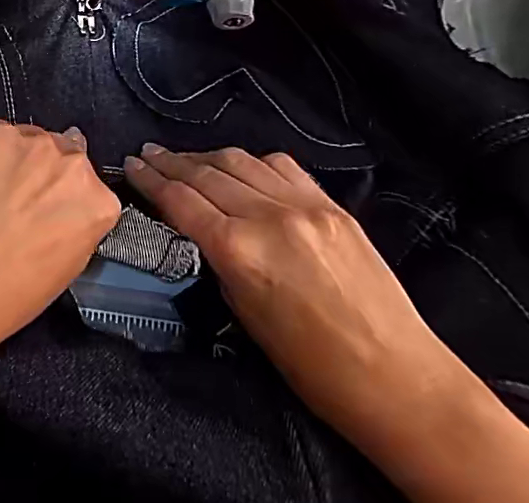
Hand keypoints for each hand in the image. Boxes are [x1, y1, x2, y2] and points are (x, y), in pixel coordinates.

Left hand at [0, 121, 119, 341]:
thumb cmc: (8, 290)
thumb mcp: (66, 271)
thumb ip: (75, 230)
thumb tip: (63, 218)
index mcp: (100, 204)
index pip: (93, 191)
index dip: (67, 202)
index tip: (50, 212)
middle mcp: (76, 166)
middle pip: (68, 155)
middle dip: (48, 173)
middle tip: (21, 200)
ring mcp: (38, 144)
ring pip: (34, 140)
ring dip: (20, 158)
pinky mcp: (0, 133)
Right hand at [124, 145, 447, 431]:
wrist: (396, 375)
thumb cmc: (313, 368)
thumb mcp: (246, 318)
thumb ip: (220, 263)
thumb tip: (202, 232)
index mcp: (240, 252)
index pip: (182, 201)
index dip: (151, 180)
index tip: (132, 165)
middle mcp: (269, 217)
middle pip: (206, 174)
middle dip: (171, 161)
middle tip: (148, 153)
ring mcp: (303, 205)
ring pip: (240, 162)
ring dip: (206, 155)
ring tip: (184, 156)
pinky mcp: (330, 203)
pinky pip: (280, 166)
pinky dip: (252, 161)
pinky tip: (239, 165)